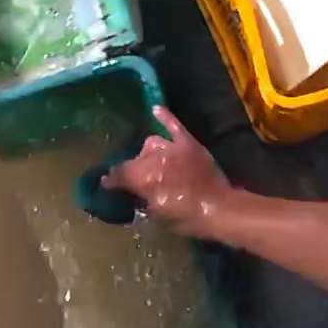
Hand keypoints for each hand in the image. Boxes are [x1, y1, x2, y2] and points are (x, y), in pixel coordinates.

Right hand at [105, 107, 235, 238]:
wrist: (220, 209)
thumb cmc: (187, 218)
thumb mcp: (157, 216)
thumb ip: (140, 201)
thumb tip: (130, 194)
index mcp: (145, 178)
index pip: (119, 173)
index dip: (111, 180)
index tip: (107, 184)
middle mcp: (156, 158)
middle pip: (136, 159)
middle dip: (133, 170)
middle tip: (136, 181)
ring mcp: (173, 148)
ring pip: (152, 143)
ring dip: (148, 154)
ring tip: (151, 163)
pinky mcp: (189, 143)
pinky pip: (174, 125)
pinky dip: (165, 117)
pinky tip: (156, 109)